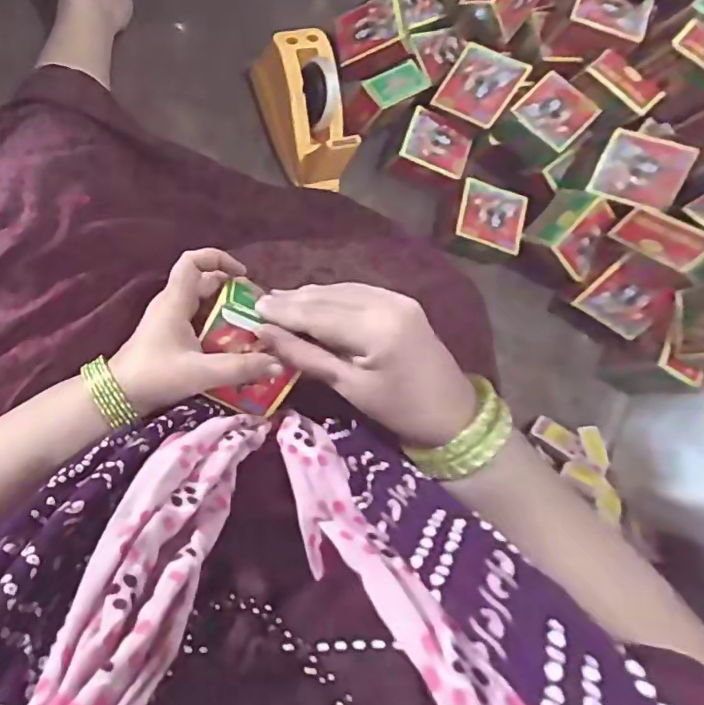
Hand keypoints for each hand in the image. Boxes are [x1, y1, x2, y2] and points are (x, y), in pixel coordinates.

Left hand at [108, 249, 283, 415]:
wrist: (118, 396)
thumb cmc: (154, 375)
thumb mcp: (199, 372)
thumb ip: (239, 368)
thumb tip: (276, 363)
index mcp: (174, 301)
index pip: (193, 261)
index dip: (219, 259)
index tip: (242, 276)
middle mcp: (171, 305)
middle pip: (205, 284)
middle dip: (233, 292)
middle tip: (257, 311)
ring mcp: (168, 321)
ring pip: (203, 306)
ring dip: (226, 313)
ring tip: (251, 330)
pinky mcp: (169, 338)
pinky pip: (197, 323)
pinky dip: (215, 329)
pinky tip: (232, 348)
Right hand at [253, 283, 478, 445]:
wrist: (453, 413)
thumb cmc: (397, 408)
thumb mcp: (347, 386)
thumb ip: (304, 356)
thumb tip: (264, 333)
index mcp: (374, 328)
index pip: (316, 314)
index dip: (281, 311)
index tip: (250, 309)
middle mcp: (385, 303)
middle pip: (325, 298)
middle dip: (290, 301)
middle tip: (257, 304)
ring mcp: (395, 298)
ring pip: (338, 291)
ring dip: (307, 297)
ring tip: (276, 302)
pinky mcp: (400, 301)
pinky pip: (354, 292)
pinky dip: (328, 296)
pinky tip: (310, 301)